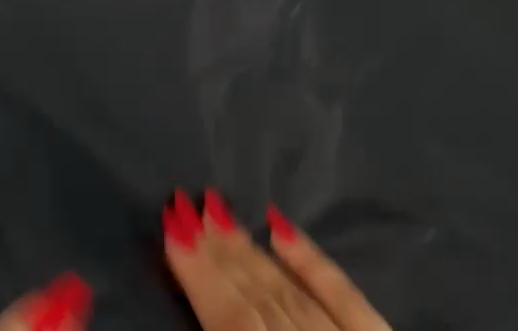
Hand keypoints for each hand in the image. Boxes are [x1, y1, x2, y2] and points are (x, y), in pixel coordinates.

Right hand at [164, 190, 390, 330]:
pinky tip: (282, 224)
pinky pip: (344, 293)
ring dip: (251, 248)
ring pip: (291, 287)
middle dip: (218, 247)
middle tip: (188, 200)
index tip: (173, 221)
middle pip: (259, 293)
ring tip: (219, 208)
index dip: (199, 270)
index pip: (231, 316)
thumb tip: (198, 300)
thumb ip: (226, 328)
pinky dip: (310, 259)